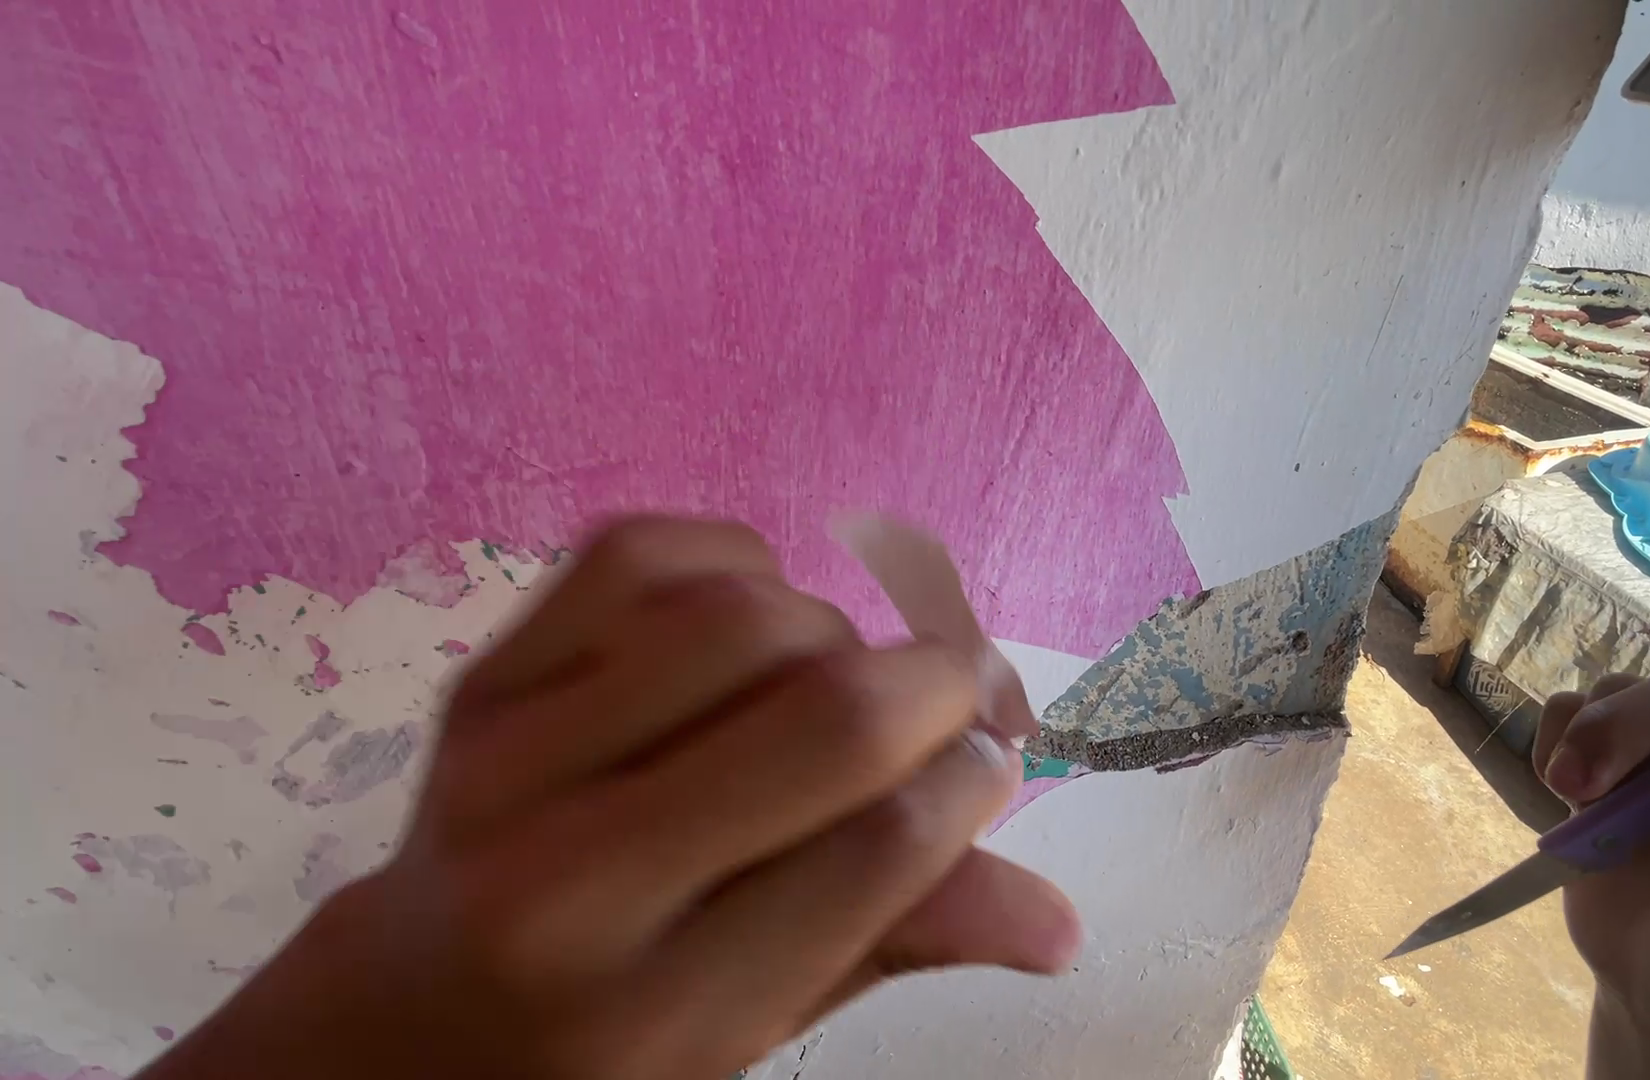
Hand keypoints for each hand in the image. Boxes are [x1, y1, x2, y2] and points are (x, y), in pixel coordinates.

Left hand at [139, 518, 1081, 1079]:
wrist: (407, 1015)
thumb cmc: (614, 1034)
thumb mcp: (768, 1018)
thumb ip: (906, 940)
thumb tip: (1062, 922)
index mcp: (663, 1010)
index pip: (878, 849)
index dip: (971, 779)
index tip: (995, 757)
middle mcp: (572, 881)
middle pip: (827, 715)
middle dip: (940, 681)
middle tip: (968, 690)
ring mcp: (508, 755)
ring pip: (747, 614)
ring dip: (833, 630)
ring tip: (837, 674)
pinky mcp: (483, 671)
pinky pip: (649, 551)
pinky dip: (737, 563)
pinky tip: (748, 621)